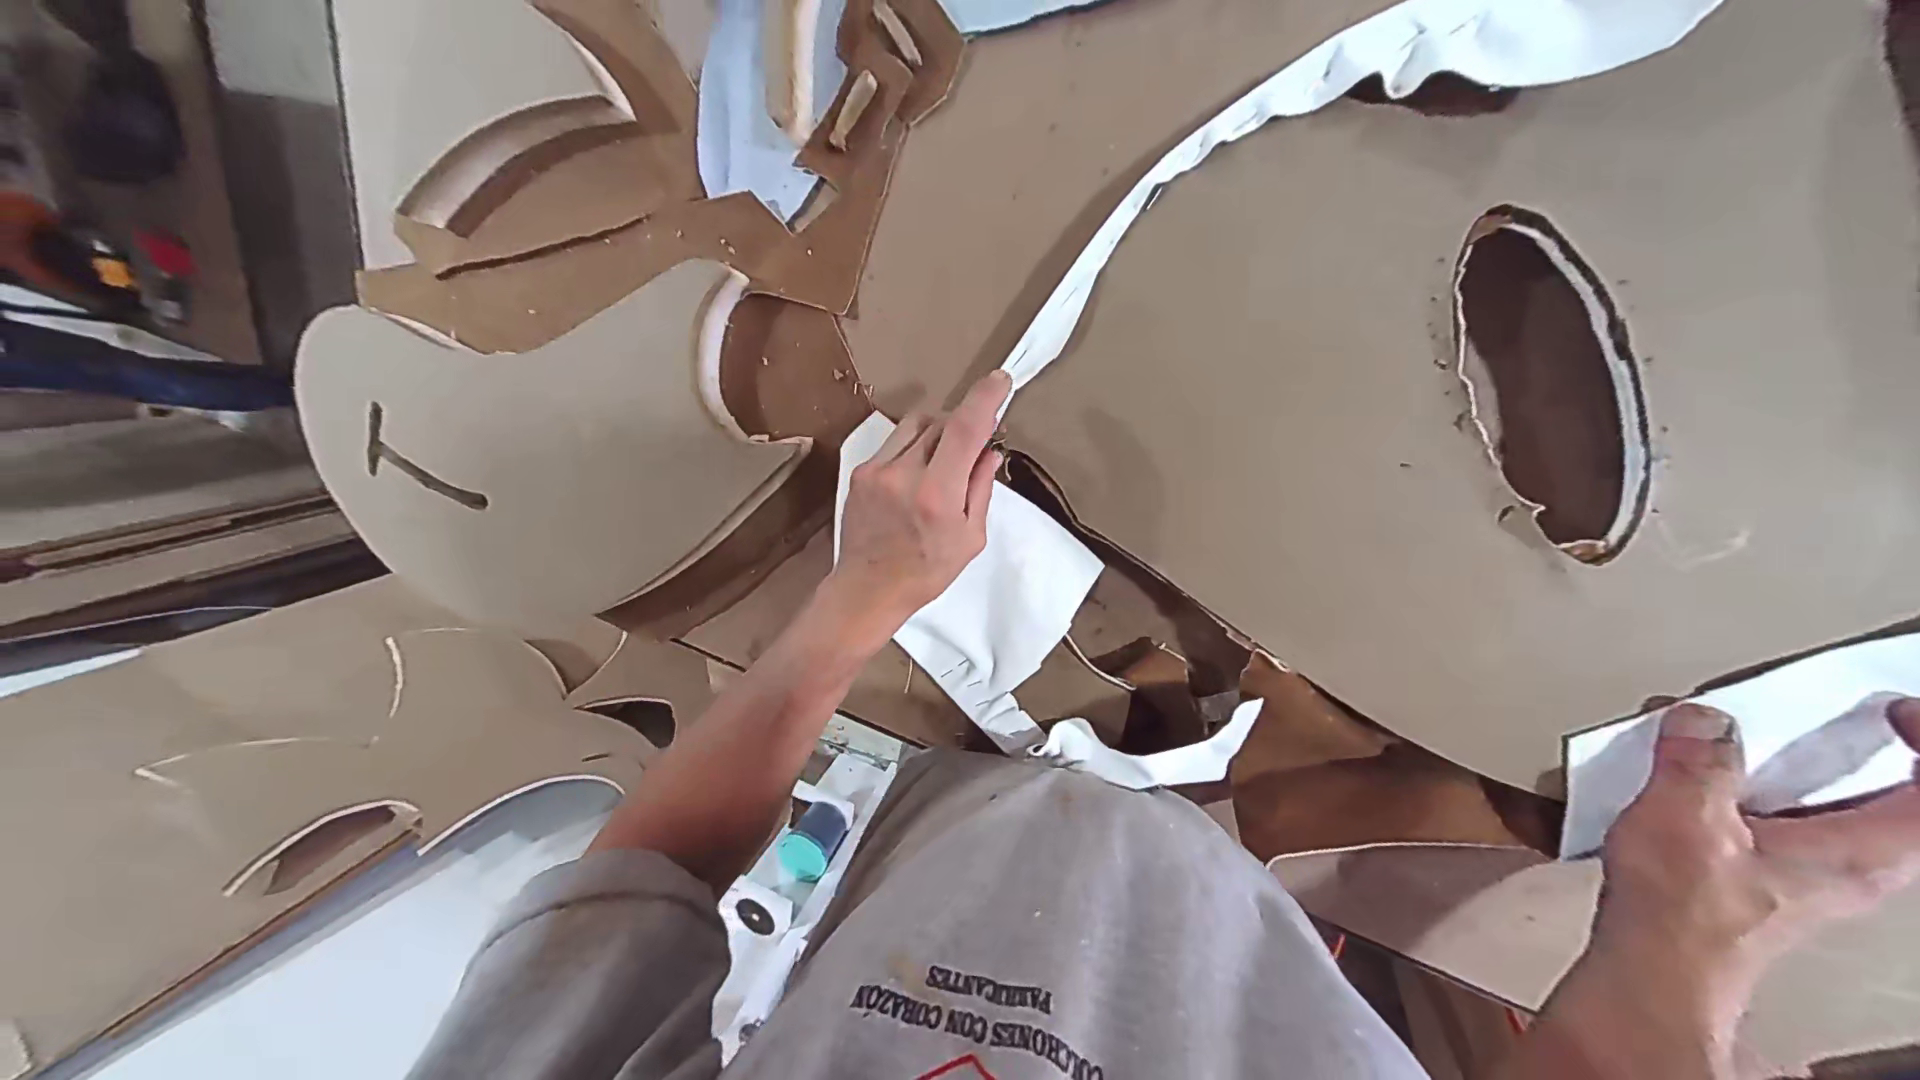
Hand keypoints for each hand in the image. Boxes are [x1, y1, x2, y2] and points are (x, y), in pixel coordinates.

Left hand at [820, 370, 1011, 647]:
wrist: (868, 588)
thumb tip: (990, 450)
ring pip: (916, 425)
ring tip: (941, 465)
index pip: (965, 430)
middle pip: (942, 422)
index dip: (985, 399)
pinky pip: (895, 442)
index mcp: (937, 495)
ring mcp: (877, 471)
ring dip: (938, 433)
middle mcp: (904, 475)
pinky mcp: (861, 472)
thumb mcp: (969, 538)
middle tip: (971, 452)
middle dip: (963, 428)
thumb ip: (980, 488)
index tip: (1000, 381)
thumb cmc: (924, 571)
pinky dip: (913, 449)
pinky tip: (915, 478)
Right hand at [1595, 698, 1919, 1025]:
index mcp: (1860, 852)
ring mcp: (1813, 871)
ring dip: (1792, 765)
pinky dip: (1756, 786)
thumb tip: (1706, 719)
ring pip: (1832, 806)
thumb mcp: (1683, 818)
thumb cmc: (1684, 906)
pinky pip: (1786, 816)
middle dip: (1849, 746)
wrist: (1658, 957)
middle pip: (1887, 795)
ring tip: (1731, 737)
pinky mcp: (1770, 871)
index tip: (1887, 709)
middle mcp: (1854, 863)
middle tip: (1806, 714)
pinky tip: (1699, 778)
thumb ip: (1698, 763)